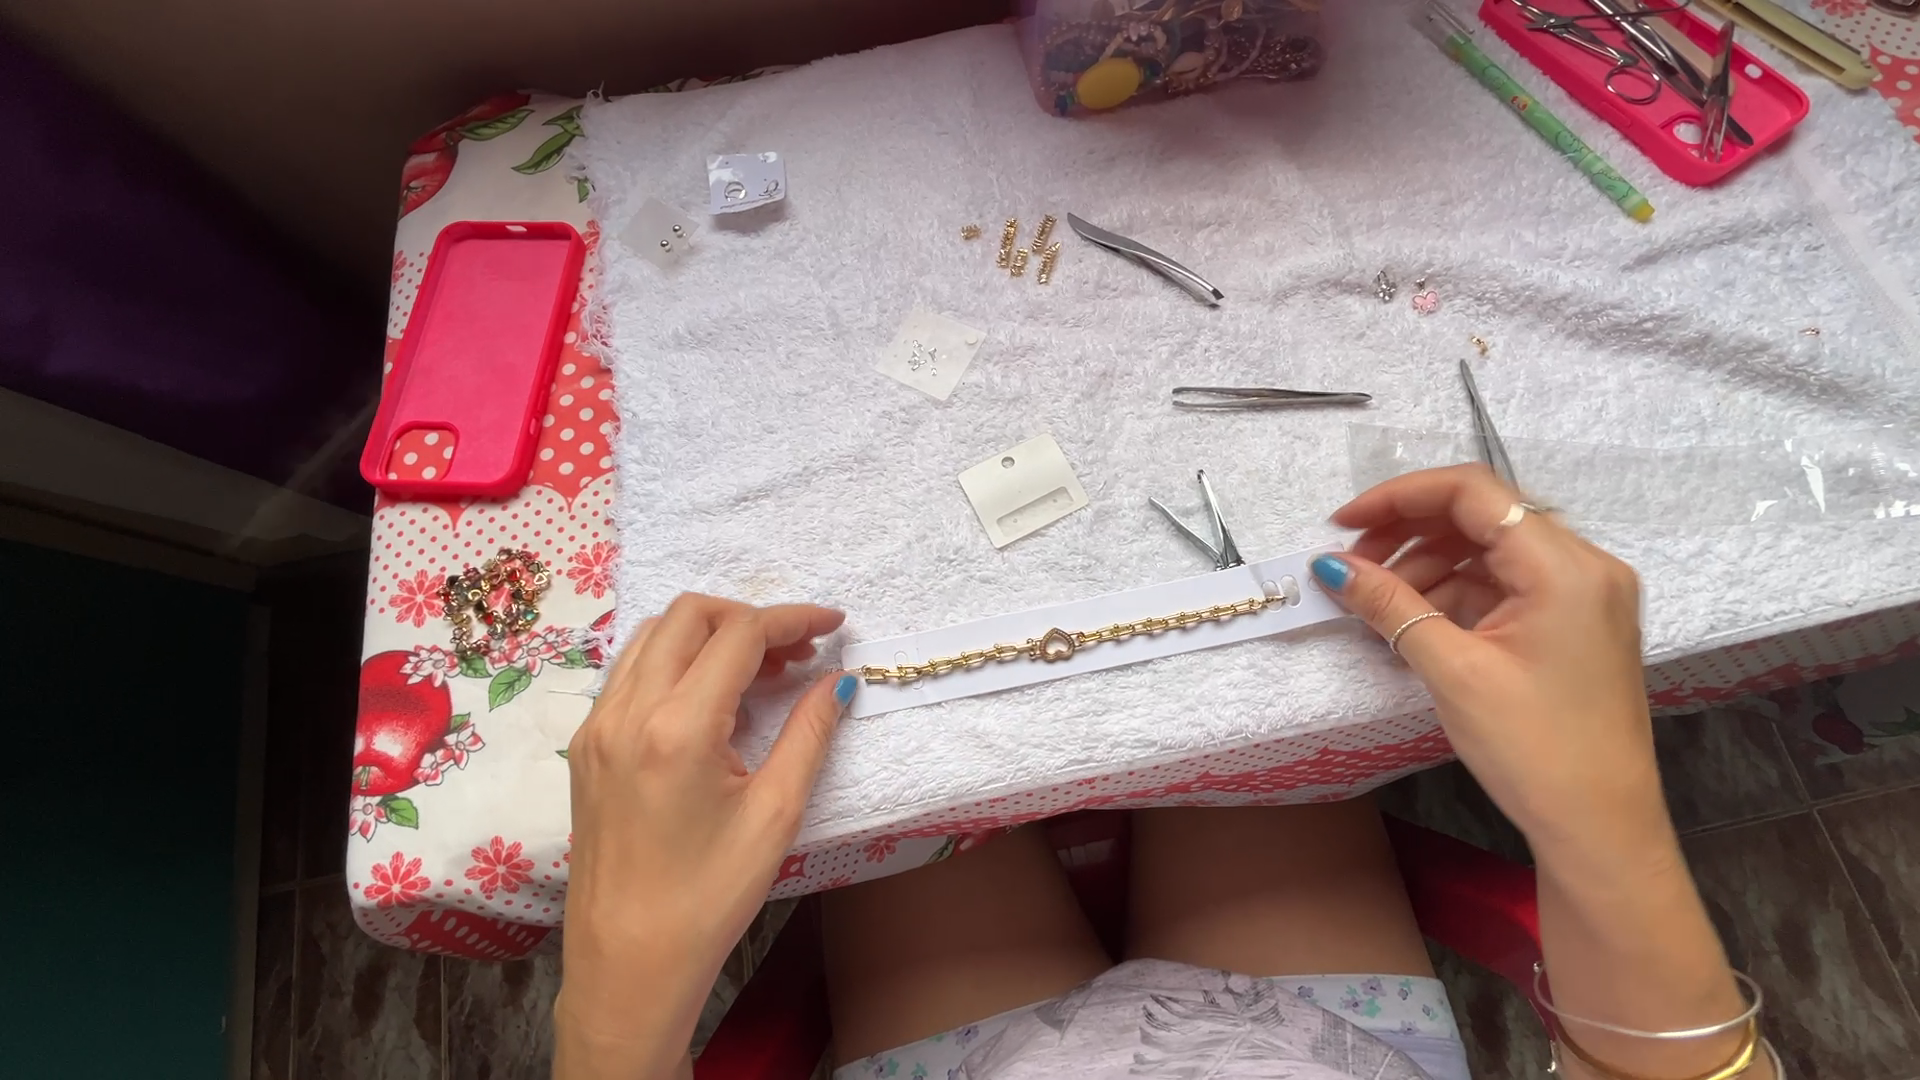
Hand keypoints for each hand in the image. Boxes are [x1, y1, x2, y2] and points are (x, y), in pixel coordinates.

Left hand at [554, 594, 856, 1079]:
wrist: (628, 967)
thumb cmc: (710, 897)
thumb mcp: (776, 813)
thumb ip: (811, 732)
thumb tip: (840, 680)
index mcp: (676, 728)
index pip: (740, 635)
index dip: (793, 619)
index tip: (833, 625)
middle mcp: (626, 712)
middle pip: (690, 615)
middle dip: (751, 619)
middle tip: (797, 652)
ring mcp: (598, 725)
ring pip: (656, 635)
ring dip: (713, 634)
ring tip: (762, 670)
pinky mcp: (587, 744)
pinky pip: (634, 670)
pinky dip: (680, 659)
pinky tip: (715, 698)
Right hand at [1309, 466, 1672, 864]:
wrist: (1599, 827)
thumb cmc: (1531, 746)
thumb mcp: (1449, 668)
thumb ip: (1388, 604)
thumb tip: (1327, 564)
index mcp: (1565, 568)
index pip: (1473, 492)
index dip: (1399, 496)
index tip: (1342, 524)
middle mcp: (1583, 565)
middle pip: (1479, 515)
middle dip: (1407, 530)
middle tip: (1353, 565)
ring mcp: (1580, 593)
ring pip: (1485, 548)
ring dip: (1424, 563)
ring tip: (1379, 601)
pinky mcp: (1569, 620)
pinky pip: (1499, 581)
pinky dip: (1449, 590)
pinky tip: (1414, 621)